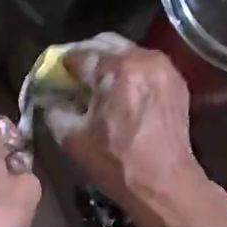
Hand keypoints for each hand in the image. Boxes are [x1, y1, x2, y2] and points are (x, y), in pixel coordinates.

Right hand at [55, 45, 205, 207]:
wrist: (163, 182)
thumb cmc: (115, 162)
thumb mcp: (71, 139)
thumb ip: (54, 110)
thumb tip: (50, 98)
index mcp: (116, 70)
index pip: (80, 55)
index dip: (61, 66)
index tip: (51, 77)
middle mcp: (143, 59)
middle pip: (105, 44)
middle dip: (85, 56)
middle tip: (71, 76)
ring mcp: (163, 68)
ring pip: (127, 52)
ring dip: (107, 63)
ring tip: (94, 84)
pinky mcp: (175, 81)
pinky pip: (144, 66)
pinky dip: (128, 72)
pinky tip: (117, 92)